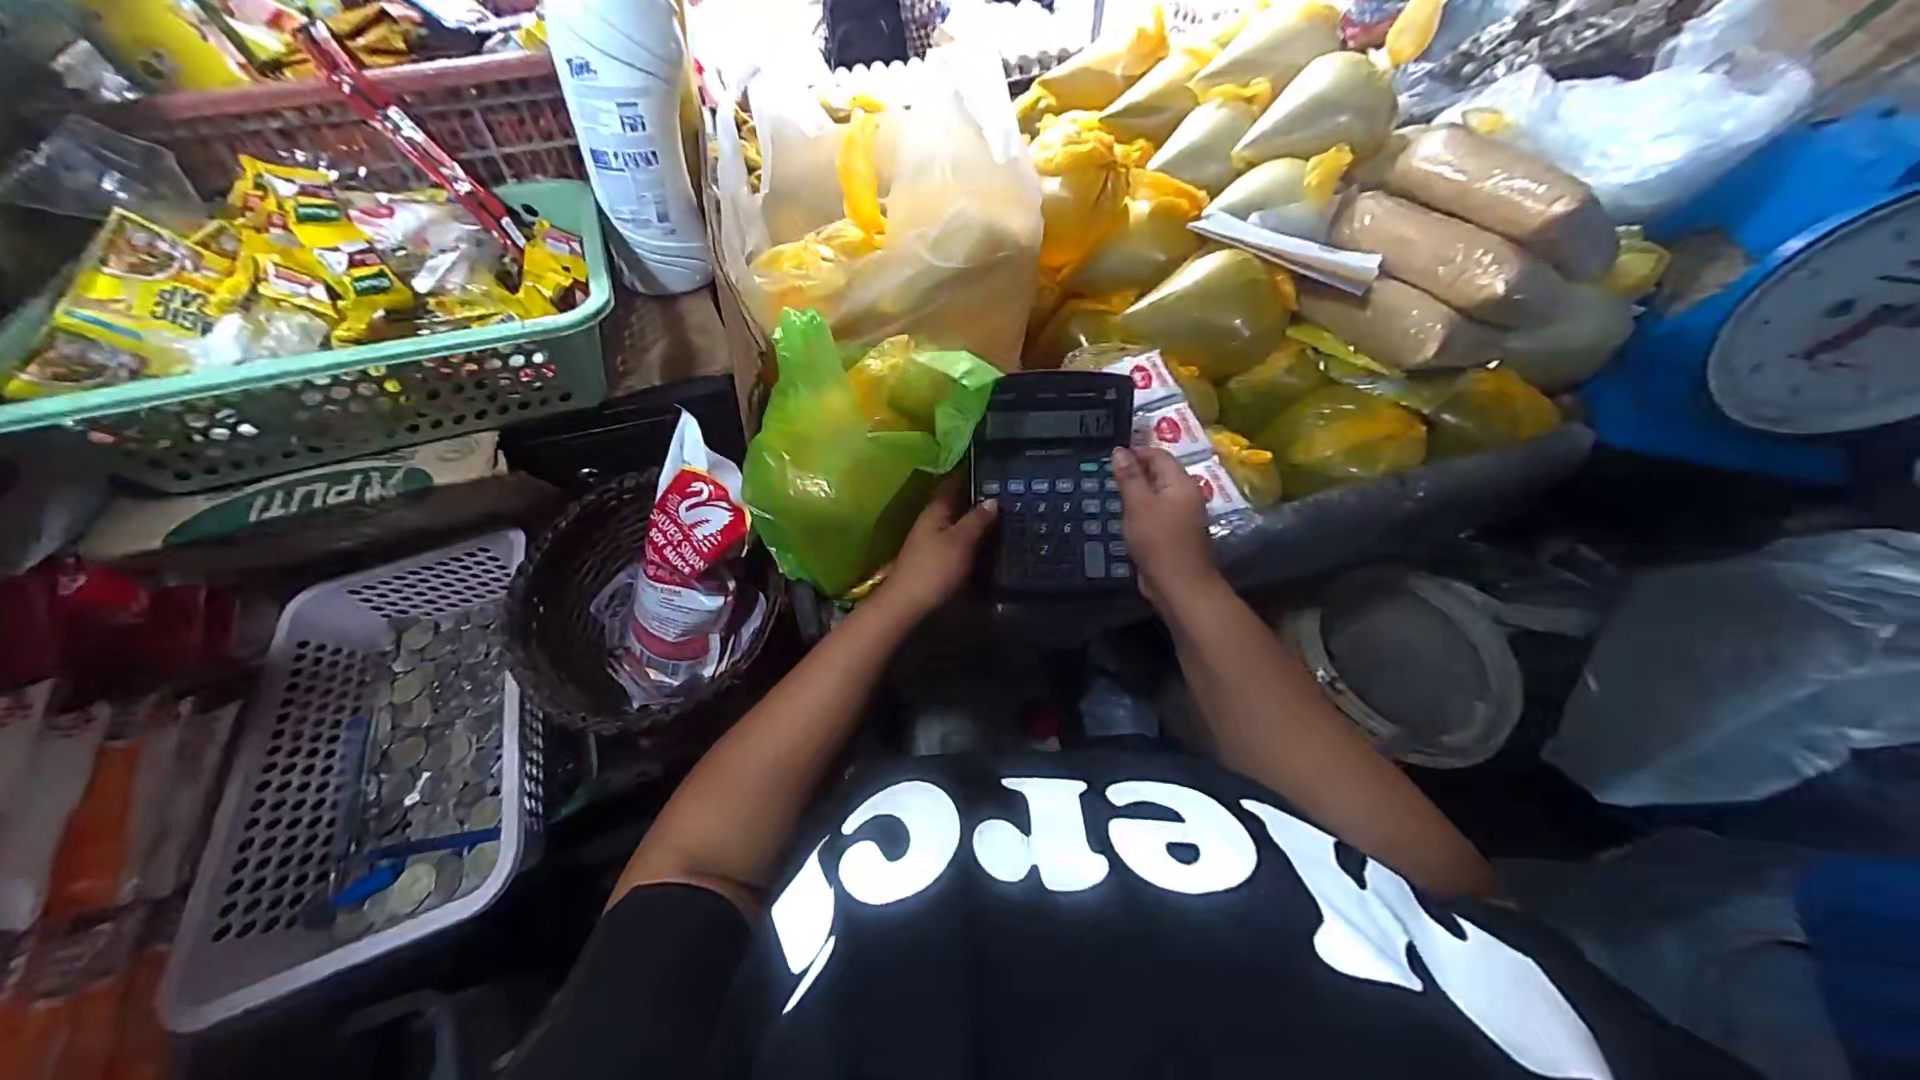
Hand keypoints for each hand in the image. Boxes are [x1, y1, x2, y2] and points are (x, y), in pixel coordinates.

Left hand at [872, 477, 997, 619]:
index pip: (953, 483)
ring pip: (956, 523)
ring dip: (975, 520)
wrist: (908, 603)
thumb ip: (977, 519)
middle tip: (1007, 494)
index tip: (992, 468)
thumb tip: (992, 499)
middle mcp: (930, 521)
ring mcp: (930, 540)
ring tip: (1003, 516)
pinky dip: (970, 538)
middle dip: (977, 498)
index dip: (970, 474)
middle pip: (956, 503)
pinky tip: (986, 542)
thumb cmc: (935, 568)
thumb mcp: (961, 541)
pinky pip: (956, 540)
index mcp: (935, 510)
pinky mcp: (933, 558)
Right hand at [1113, 446, 1218, 610]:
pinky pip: (1156, 513)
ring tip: (1113, 495)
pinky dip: (1141, 510)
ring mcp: (1182, 515)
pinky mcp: (1174, 533)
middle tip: (1108, 476)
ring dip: (1136, 492)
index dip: (1135, 452)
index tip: (1111, 458)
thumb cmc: (1158, 541)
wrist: (1178, 585)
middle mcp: (1186, 495)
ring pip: (1157, 494)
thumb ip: (1129, 476)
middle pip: (1160, 474)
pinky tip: (1125, 517)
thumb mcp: (1138, 505)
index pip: (1159, 456)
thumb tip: (1120, 450)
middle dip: (1135, 472)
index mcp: (1181, 483)